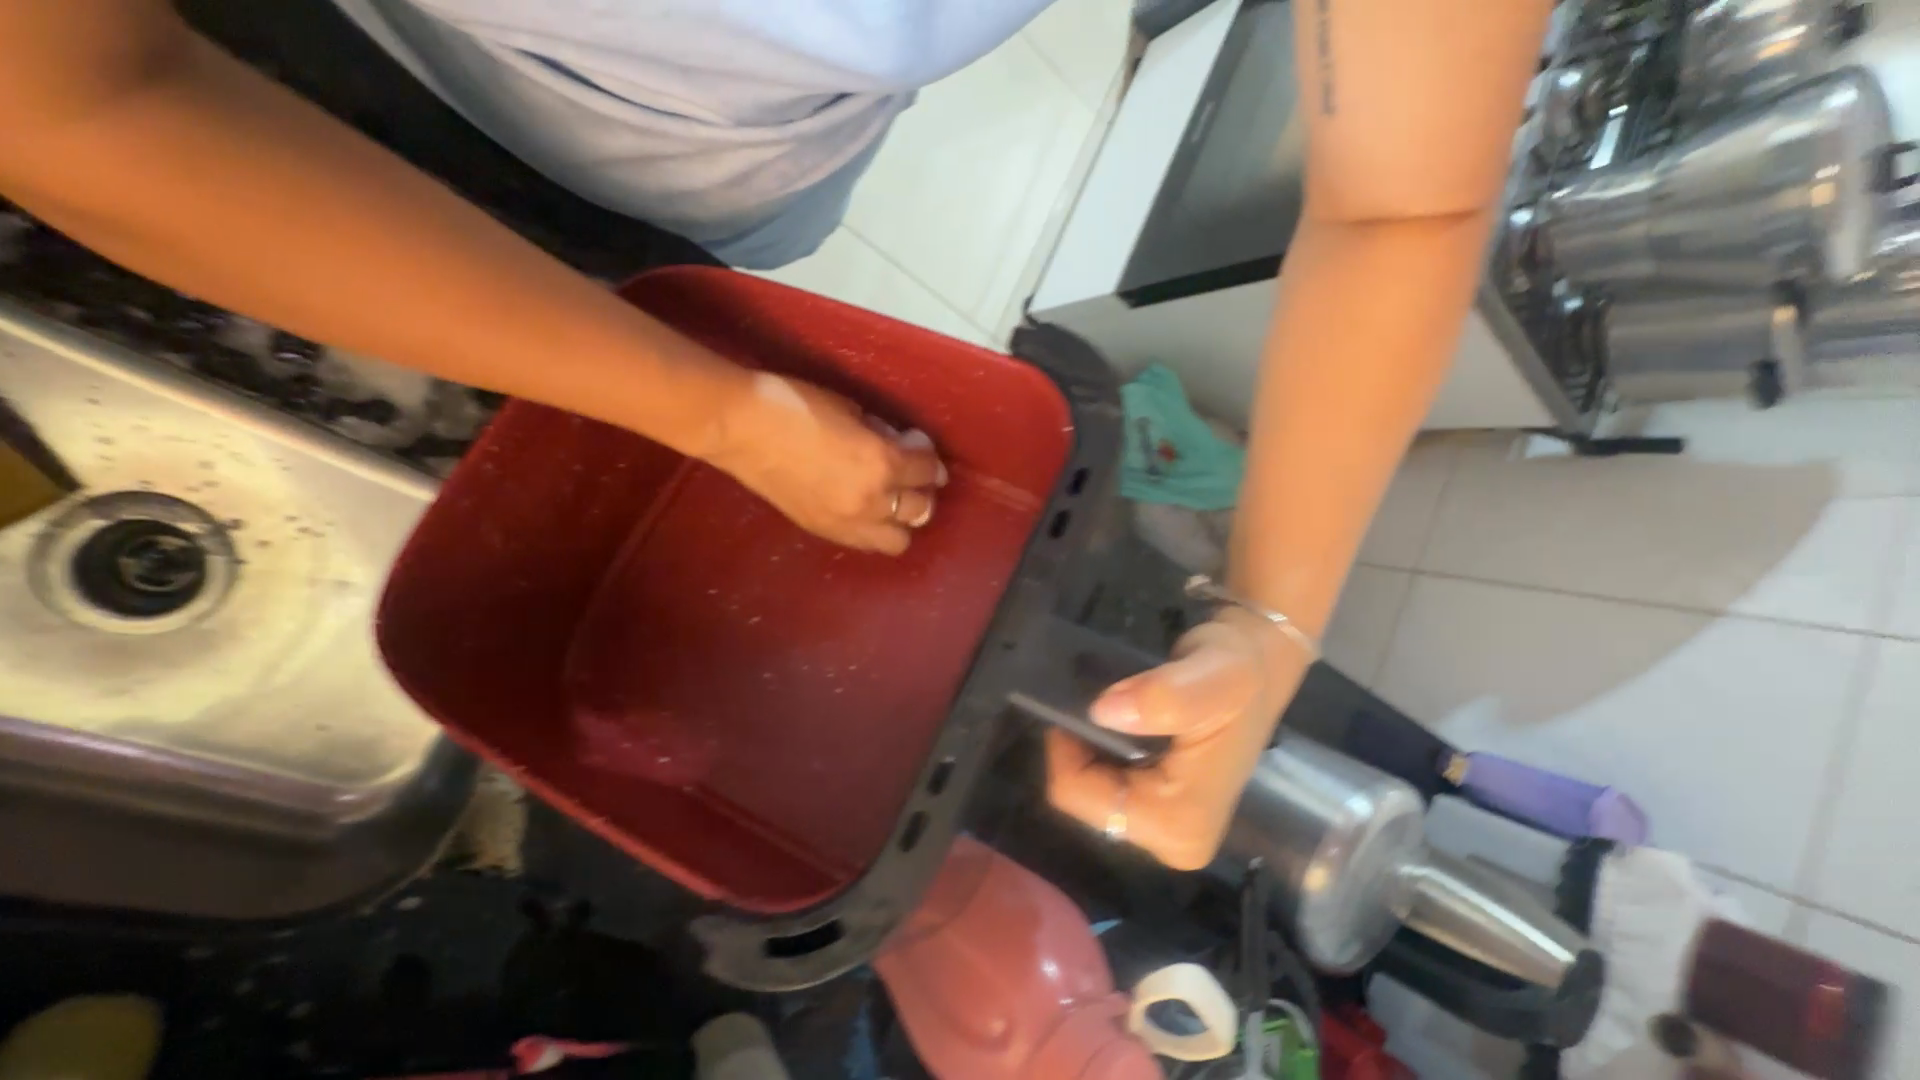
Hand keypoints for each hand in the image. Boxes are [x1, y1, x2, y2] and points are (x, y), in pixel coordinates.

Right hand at [705, 372, 946, 554]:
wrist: (741, 428)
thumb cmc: (795, 404)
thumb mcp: (851, 410)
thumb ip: (881, 432)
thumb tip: (897, 443)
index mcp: (882, 464)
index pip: (927, 470)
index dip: (927, 455)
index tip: (918, 444)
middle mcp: (872, 501)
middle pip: (920, 509)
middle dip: (921, 488)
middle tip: (910, 471)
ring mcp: (847, 523)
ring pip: (899, 538)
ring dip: (902, 518)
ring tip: (891, 498)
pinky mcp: (824, 531)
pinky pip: (866, 544)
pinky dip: (875, 529)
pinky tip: (866, 510)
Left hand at [1046, 608, 1312, 869]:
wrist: (1256, 666)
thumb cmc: (1237, 670)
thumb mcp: (1215, 675)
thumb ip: (1165, 696)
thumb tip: (1104, 712)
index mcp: (1180, 825)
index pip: (1077, 795)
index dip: (1066, 746)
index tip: (1086, 703)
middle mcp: (1174, 843)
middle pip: (1080, 799)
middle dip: (1081, 750)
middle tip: (1108, 704)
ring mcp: (1169, 832)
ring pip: (1089, 793)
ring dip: (1091, 751)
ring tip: (1117, 713)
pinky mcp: (1164, 815)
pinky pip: (1103, 789)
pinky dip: (1101, 755)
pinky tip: (1122, 727)